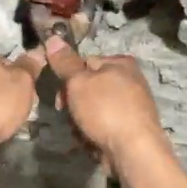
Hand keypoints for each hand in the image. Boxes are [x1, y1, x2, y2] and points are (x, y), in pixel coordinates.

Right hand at [42, 35, 167, 165]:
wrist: (133, 149)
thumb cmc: (105, 109)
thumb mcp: (79, 82)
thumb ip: (65, 62)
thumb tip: (53, 38)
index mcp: (121, 63)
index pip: (84, 63)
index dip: (67, 80)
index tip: (60, 97)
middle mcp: (129, 80)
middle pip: (87, 88)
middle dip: (73, 105)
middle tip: (70, 117)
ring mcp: (130, 106)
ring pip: (91, 109)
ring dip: (80, 122)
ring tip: (83, 132)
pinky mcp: (129, 127)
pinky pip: (102, 125)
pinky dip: (93, 132)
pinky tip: (92, 141)